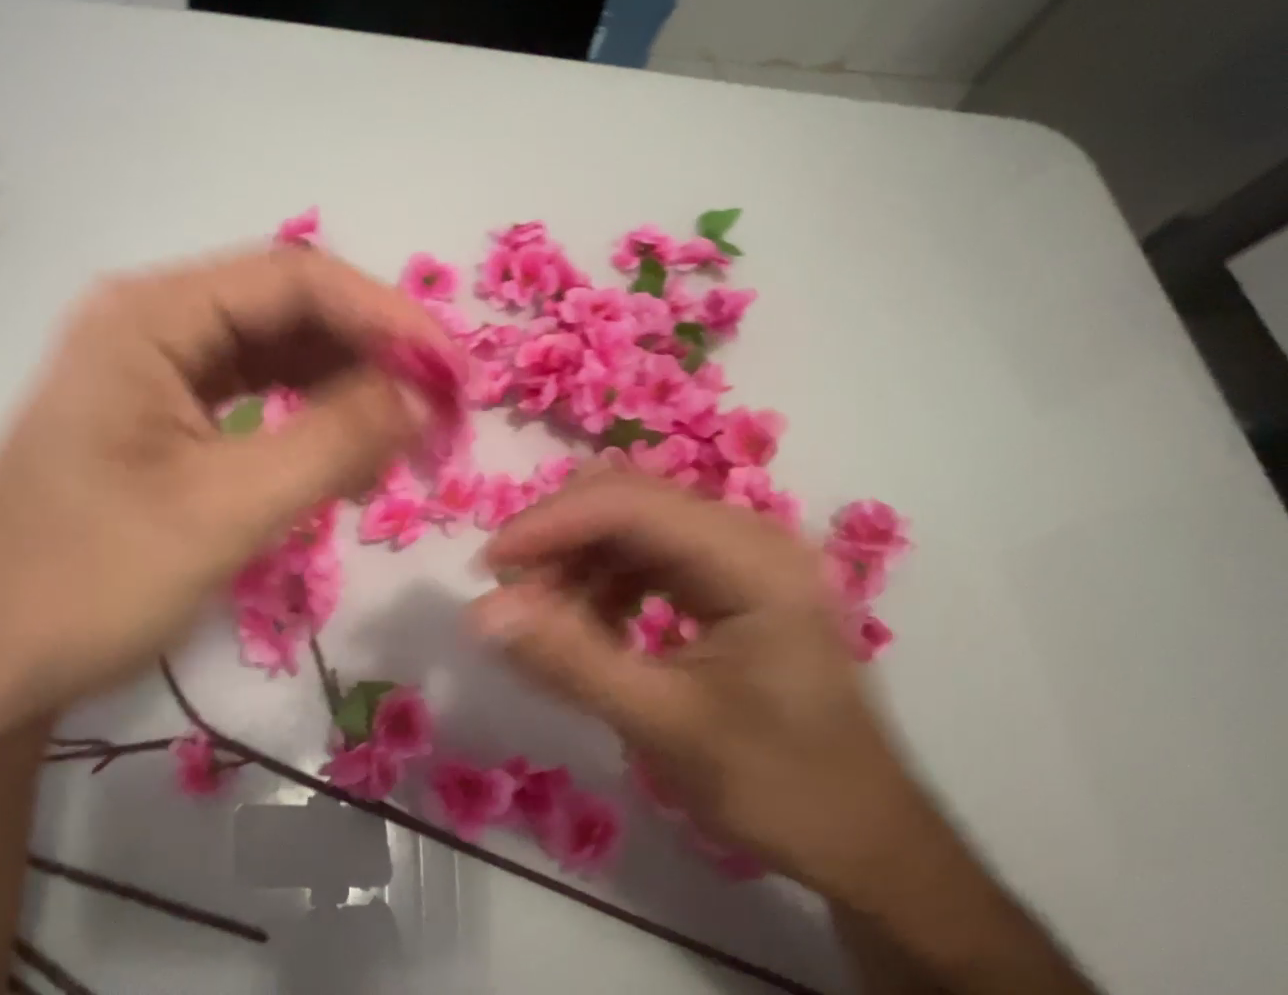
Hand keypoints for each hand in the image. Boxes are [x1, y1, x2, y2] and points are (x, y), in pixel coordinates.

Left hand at [0, 246, 453, 725]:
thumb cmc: (90, 579)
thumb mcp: (226, 509)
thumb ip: (335, 440)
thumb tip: (426, 394)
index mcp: (148, 315)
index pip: (294, 277)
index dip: (387, 317)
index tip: (455, 375)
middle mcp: (143, 322)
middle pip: (283, 308)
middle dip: (368, 353)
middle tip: (436, 413)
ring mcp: (142, 370)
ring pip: (267, 353)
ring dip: (339, 387)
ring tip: (399, 442)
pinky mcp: (147, 418)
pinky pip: (242, 396)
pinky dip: (298, 419)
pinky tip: (340, 457)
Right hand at [470, 469, 937, 896]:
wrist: (863, 840)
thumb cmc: (779, 786)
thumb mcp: (664, 726)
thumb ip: (570, 662)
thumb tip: (480, 614)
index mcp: (751, 560)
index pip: (628, 504)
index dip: (547, 525)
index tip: (486, 569)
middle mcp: (748, 538)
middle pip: (626, 502)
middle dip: (557, 543)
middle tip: (509, 602)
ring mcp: (740, 558)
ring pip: (629, 527)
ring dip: (574, 566)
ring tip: (541, 626)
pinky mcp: (728, 584)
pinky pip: (644, 559)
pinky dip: (601, 585)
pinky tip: (586, 632)